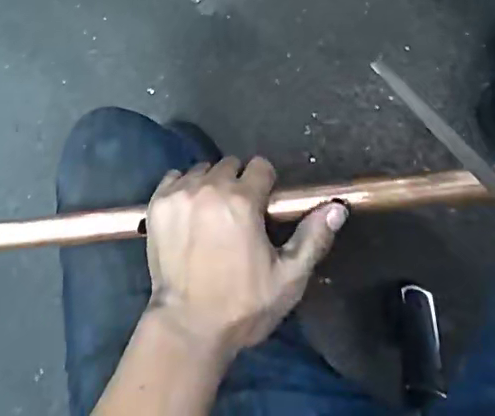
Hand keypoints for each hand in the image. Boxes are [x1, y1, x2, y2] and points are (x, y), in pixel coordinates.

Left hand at [142, 156, 346, 356]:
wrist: (187, 328)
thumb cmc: (242, 305)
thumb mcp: (287, 278)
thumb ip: (312, 237)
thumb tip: (337, 208)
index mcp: (243, 200)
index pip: (261, 166)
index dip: (265, 186)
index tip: (262, 209)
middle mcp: (210, 188)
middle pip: (231, 165)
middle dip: (238, 184)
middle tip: (238, 216)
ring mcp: (180, 194)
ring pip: (203, 170)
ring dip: (211, 185)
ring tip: (212, 216)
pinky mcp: (157, 204)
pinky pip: (175, 177)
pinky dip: (183, 188)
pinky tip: (189, 213)